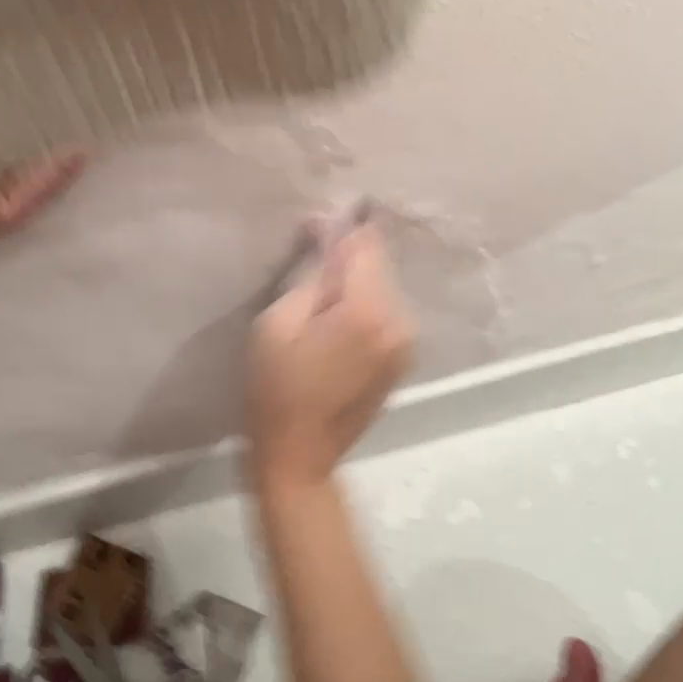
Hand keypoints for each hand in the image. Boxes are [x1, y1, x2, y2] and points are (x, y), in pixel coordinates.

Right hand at [248, 225, 414, 487]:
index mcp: (368, 310)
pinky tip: (335, 315)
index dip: (340, 226)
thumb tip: (327, 230)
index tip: (312, 224)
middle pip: (378, 261)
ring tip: (318, 289)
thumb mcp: (278, 322)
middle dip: (347, 251)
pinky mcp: (403, 354)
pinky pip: (385, 307)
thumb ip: (312, 272)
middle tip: (308, 252)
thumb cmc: (275, 389)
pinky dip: (364, 300)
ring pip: (382, 282)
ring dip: (355, 277)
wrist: (300, 457)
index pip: (365, 242)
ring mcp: (407, 340)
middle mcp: (400, 319)